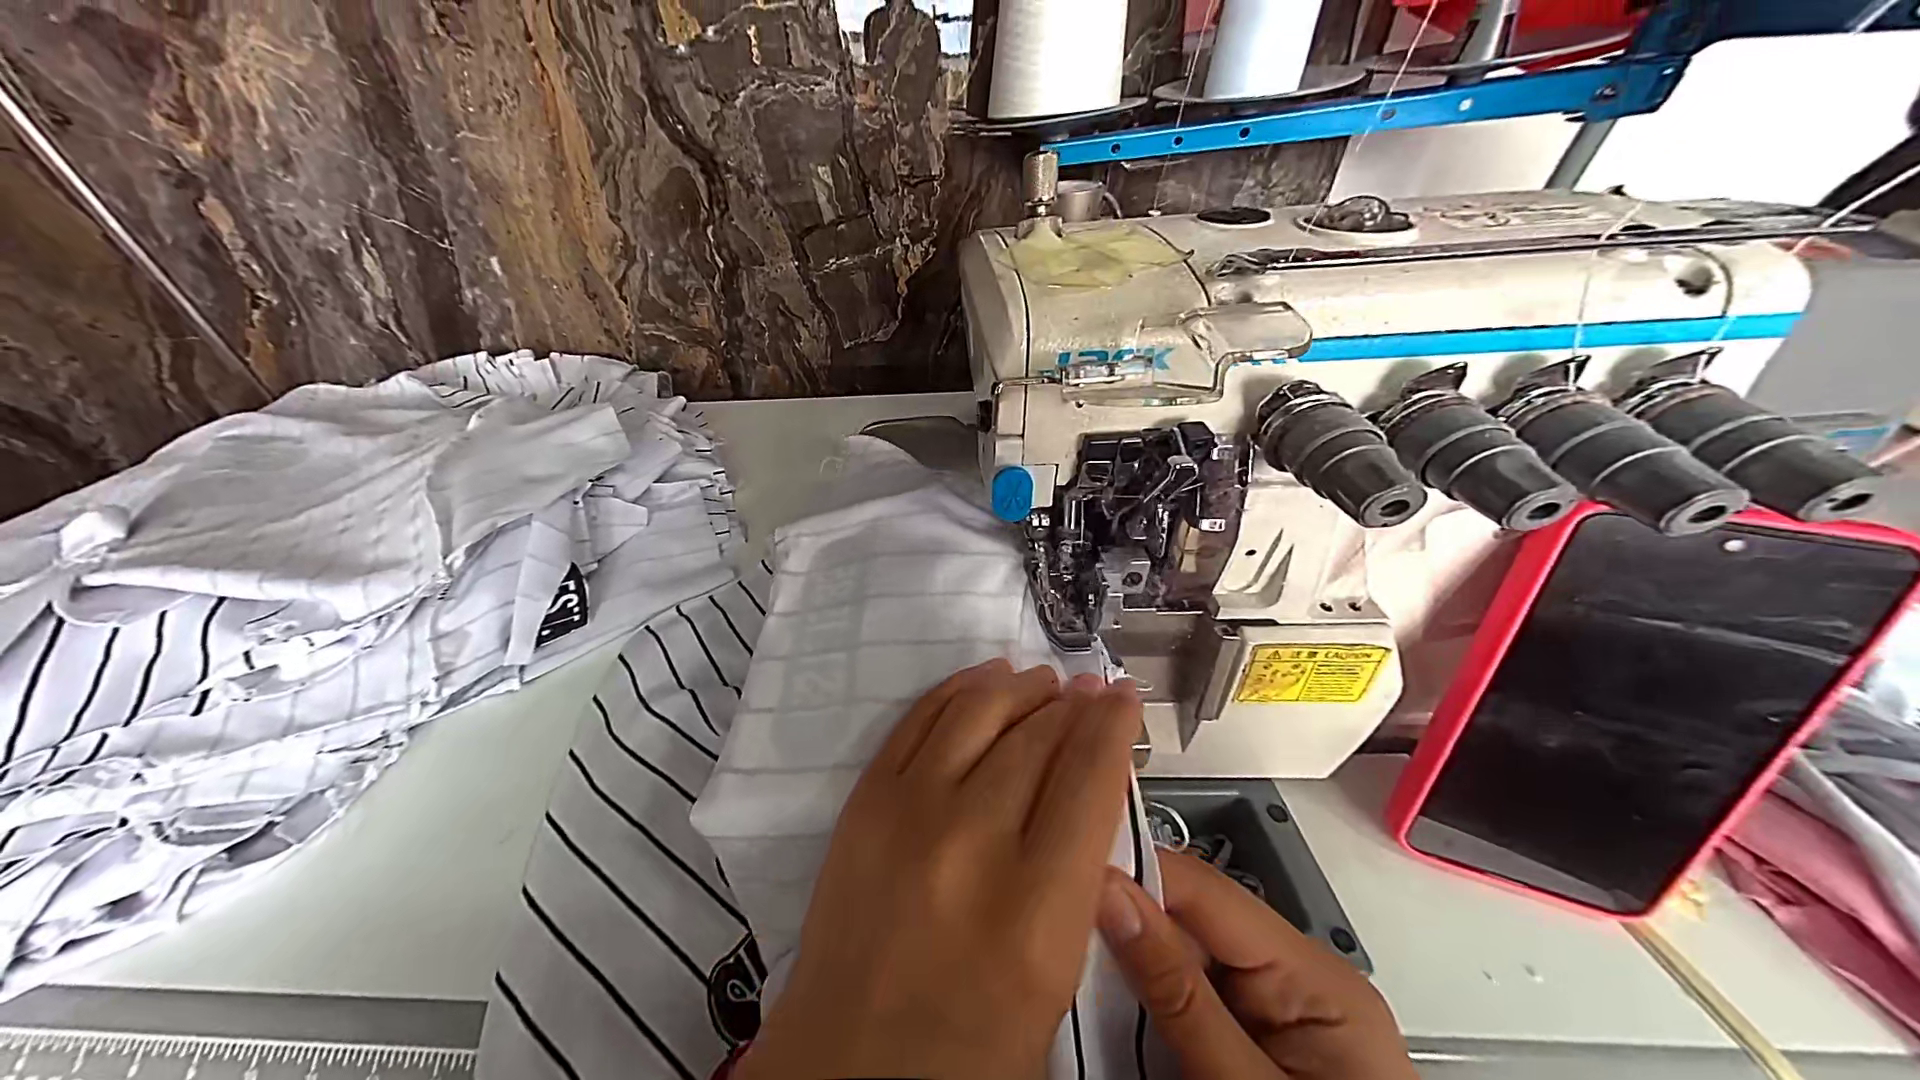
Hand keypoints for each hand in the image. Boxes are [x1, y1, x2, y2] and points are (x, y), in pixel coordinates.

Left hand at [737, 660, 1140, 1079]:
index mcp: (1036, 908)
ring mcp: (908, 812)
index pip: (1090, 777)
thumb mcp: (1057, 973)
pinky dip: (958, 689)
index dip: (1114, 723)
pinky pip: (919, 720)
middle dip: (1073, 702)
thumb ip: (1078, 872)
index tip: (1124, 697)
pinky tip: (983, 681)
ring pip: (979, 712)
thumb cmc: (971, 1041)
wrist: (851, 1065)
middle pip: (1038, 735)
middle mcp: (972, 843)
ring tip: (1042, 680)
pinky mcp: (865, 801)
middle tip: (1089, 688)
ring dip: (1019, 687)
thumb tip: (1088, 779)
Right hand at [1099, 850, 1417, 1079]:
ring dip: (1128, 962)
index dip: (1137, 872)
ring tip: (1075, 961)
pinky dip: (1144, 998)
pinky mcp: (1247, 1036)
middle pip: (1192, 919)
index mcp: (1315, 979)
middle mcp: (1293, 978)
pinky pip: (1184, 993)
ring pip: (1179, 955)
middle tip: (1059, 928)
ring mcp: (1270, 1008)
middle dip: (1127, 922)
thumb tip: (1112, 894)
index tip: (1069, 877)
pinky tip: (1106, 1002)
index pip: (1207, 890)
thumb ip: (1178, 992)